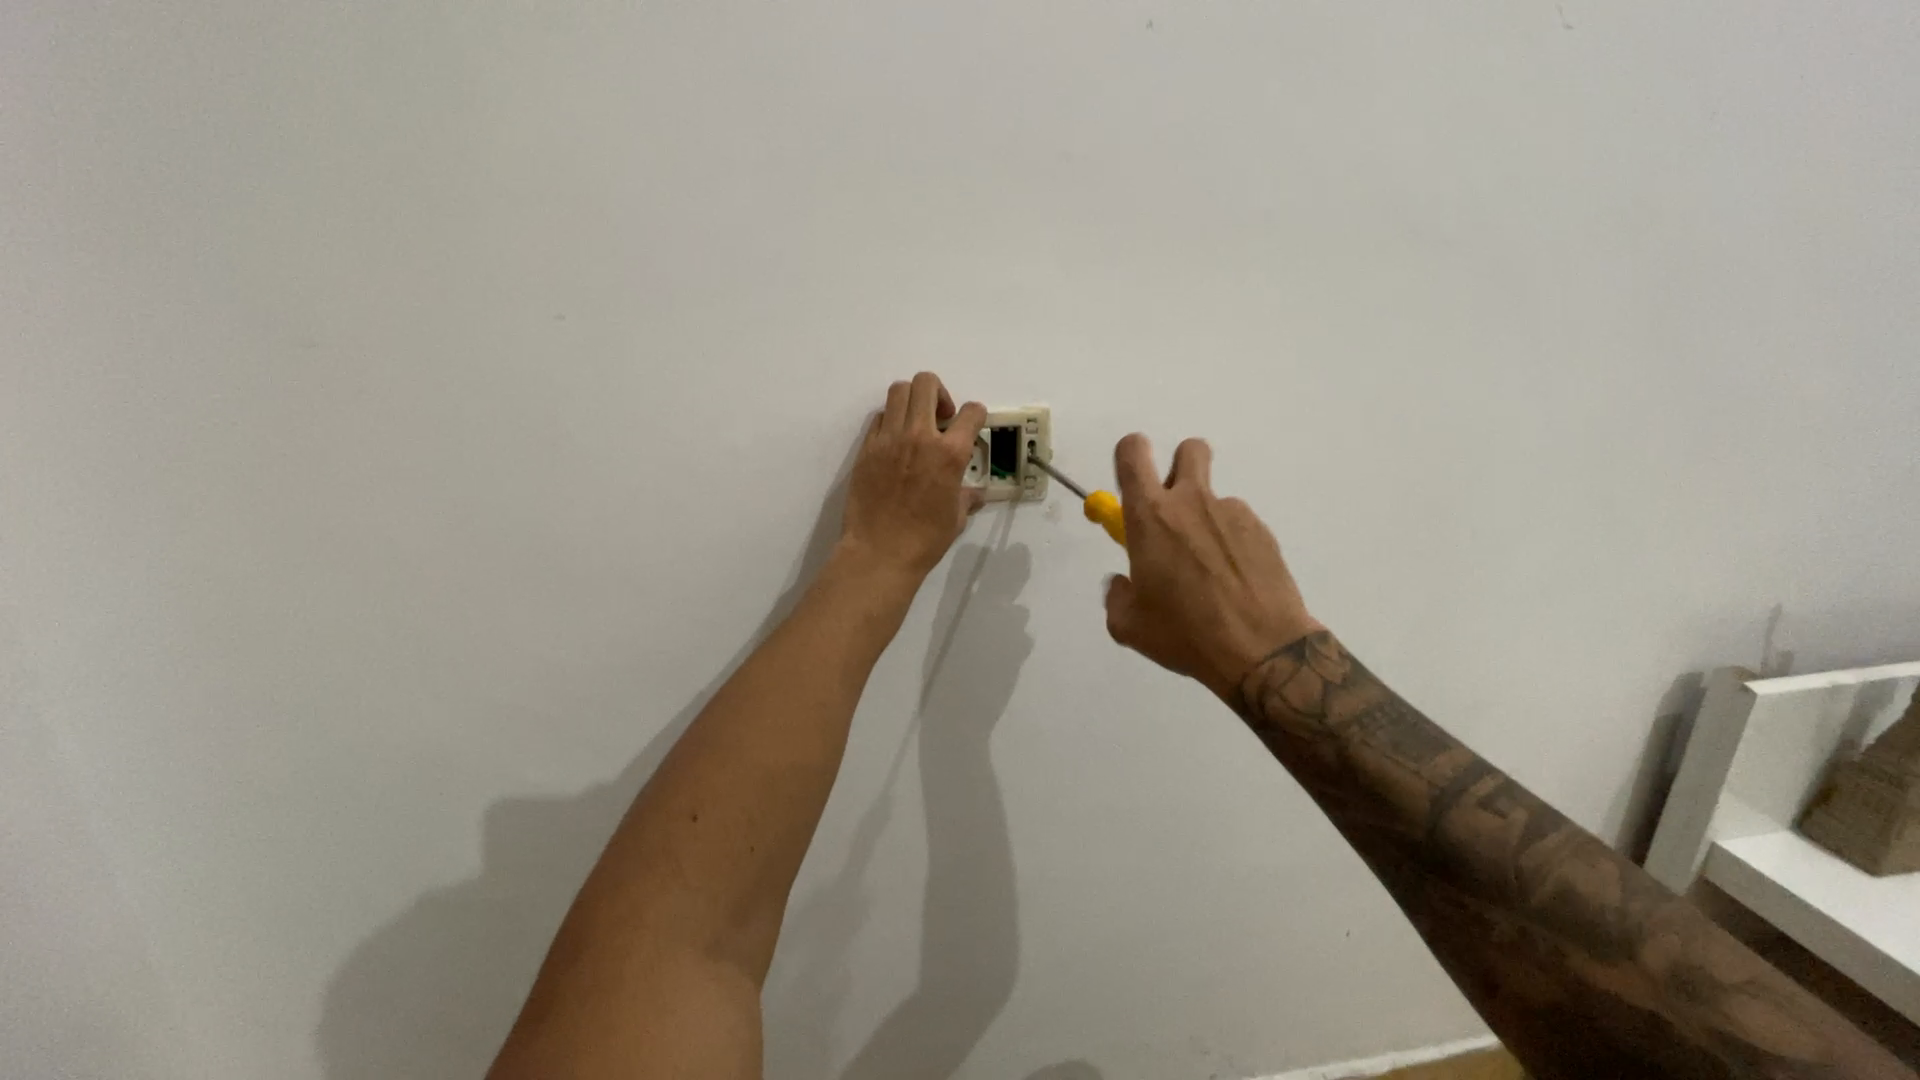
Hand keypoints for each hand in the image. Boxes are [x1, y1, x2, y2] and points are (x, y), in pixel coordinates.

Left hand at [838, 373, 986, 580]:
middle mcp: (919, 436)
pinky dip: (891, 421)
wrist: (879, 552)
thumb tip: (975, 494)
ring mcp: (889, 439)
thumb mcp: (956, 517)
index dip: (976, 415)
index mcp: (950, 453)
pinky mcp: (867, 448)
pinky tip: (895, 444)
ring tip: (916, 424)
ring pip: (898, 391)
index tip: (971, 426)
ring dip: (912, 400)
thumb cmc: (925, 540)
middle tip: (940, 418)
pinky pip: (880, 418)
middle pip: (926, 383)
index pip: (971, 412)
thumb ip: (966, 496)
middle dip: (939, 393)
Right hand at [1103, 435, 1322, 702]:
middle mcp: (1192, 503)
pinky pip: (1239, 526)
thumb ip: (1118, 594)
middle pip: (1189, 450)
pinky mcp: (1263, 532)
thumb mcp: (1129, 625)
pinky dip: (1232, 545)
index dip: (1130, 454)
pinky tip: (1235, 583)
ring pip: (1215, 499)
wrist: (1261, 650)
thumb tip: (1124, 582)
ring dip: (1207, 521)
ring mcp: (1233, 514)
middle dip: (1179, 466)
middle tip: (1174, 509)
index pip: (1132, 453)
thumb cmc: (1184, 634)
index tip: (1131, 478)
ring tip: (1211, 571)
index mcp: (1150, 517)